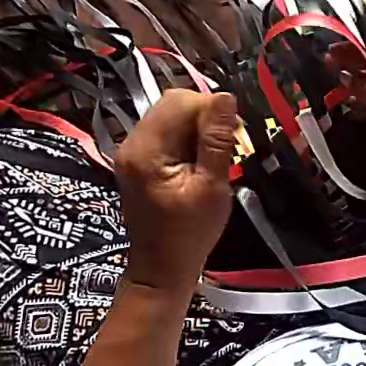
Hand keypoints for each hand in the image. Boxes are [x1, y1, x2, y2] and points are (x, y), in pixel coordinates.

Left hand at [116, 90, 239, 291]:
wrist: (161, 269)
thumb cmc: (190, 234)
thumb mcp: (212, 188)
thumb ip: (217, 141)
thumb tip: (226, 96)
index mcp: (146, 150)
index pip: (182, 102)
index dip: (212, 111)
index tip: (233, 136)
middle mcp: (132, 143)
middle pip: (173, 103)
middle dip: (205, 116)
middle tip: (226, 146)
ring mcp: (132, 149)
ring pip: (170, 114)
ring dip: (197, 126)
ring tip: (212, 156)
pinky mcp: (138, 158)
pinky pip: (166, 130)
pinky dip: (186, 137)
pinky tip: (198, 161)